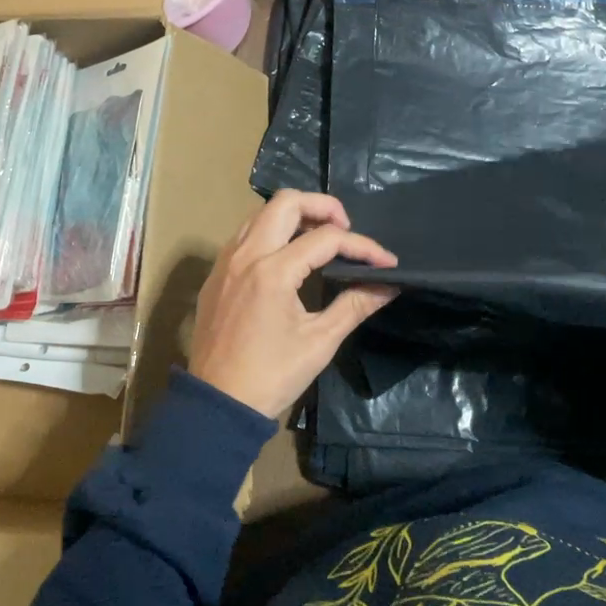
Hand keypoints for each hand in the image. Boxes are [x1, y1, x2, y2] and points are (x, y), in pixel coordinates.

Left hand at [189, 190, 398, 418]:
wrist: (217, 403)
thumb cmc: (271, 376)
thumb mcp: (319, 342)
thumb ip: (355, 306)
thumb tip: (389, 285)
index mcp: (273, 271)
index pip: (326, 238)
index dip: (363, 246)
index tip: (386, 262)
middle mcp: (246, 254)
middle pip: (286, 201)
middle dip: (323, 206)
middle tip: (346, 229)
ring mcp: (226, 261)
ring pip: (261, 213)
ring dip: (294, 215)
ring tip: (320, 238)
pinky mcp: (216, 274)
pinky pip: (245, 234)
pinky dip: (270, 232)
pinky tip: (287, 256)